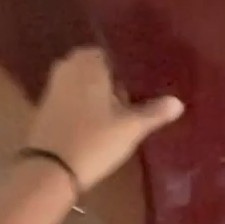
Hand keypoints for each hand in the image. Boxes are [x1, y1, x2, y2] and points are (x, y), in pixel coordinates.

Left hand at [27, 48, 183, 191]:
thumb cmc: (94, 141)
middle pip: (98, 66)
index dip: (130, 66)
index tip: (146, 77)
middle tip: (137, 93)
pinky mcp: (46, 106)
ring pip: (84, 80)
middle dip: (115, 77)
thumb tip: (178, 102)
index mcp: (89, 63)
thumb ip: (154, 112)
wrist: (49, 171)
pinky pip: (72, 94)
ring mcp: (54, 86)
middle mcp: (69, 67)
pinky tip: (100, 118)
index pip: (113, 52)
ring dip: (99, 90)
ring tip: (122, 107)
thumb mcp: (130, 128)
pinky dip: (85, 102)